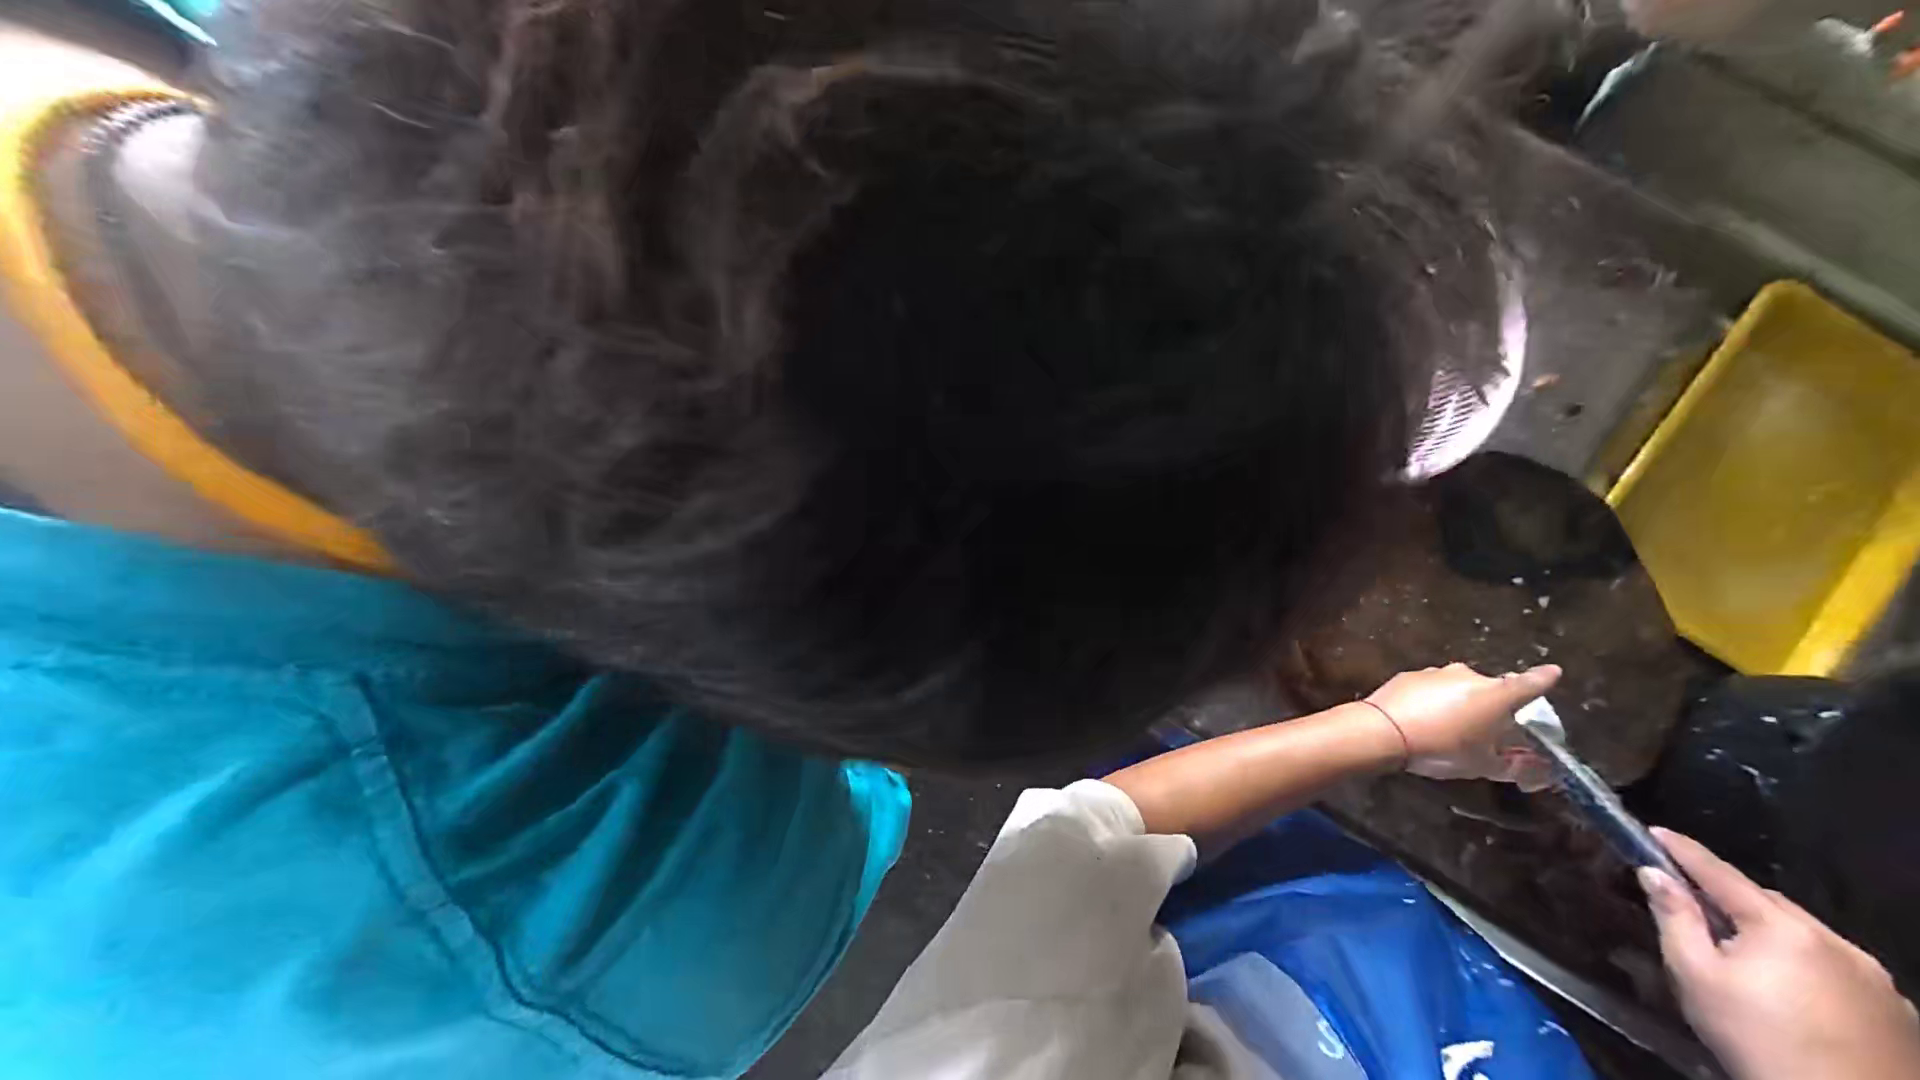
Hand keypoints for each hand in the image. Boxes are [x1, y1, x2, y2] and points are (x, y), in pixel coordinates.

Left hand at [1364, 663, 1559, 784]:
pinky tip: (1421, 718)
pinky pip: (1430, 688)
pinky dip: (1432, 700)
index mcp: (1497, 695)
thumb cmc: (1442, 748)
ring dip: (1458, 702)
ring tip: (1448, 727)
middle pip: (1489, 689)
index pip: (1530, 684)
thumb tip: (1537, 767)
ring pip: (1457, 687)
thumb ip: (1514, 764)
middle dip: (1490, 705)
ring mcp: (1435, 672)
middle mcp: (1469, 676)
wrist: (1383, 730)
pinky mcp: (1408, 676)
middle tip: (1483, 728)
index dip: (1543, 679)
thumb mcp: (1484, 765)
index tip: (1552, 672)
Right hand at [1642, 828, 1919, 1079]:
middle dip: (1729, 898)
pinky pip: (1839, 967)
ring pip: (1807, 934)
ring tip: (1742, 955)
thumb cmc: (1755, 1037)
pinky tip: (1792, 990)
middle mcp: (1837, 943)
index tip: (1654, 832)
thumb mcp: (1695, 974)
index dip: (1683, 850)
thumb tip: (1653, 873)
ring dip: (1770, 931)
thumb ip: (1674, 917)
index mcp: (1783, 928)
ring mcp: (1876, 979)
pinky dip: (1806, 963)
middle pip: (1768, 902)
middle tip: (1693, 909)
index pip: (1721, 873)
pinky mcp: (1897, 1010)